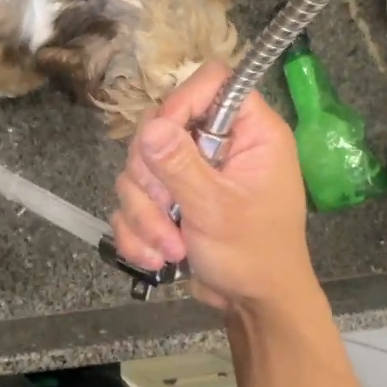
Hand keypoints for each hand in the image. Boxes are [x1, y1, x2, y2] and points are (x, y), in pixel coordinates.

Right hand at [110, 62, 317, 312]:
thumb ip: (180, 166)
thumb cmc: (253, 254)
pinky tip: (155, 257)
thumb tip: (149, 127)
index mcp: (248, 133)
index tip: (161, 141)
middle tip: (167, 212)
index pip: (210, 83)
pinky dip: (137, 233)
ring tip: (169, 249)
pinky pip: (132, 204)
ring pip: (138, 174)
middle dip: (151, 183)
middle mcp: (217, 146)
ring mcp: (189, 175)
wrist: (251, 303)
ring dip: (144, 217)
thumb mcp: (216, 209)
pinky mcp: (168, 202)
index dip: (179, 104)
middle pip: (158, 132)